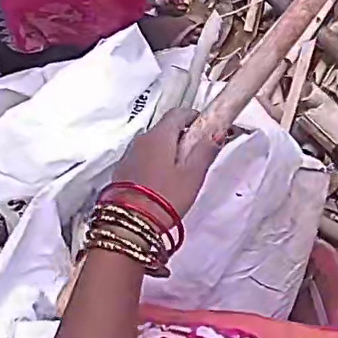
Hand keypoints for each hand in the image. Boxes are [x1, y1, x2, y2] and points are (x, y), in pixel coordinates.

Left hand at [110, 107, 220, 221]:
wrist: (130, 225)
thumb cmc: (164, 198)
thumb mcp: (193, 175)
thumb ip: (206, 150)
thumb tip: (216, 133)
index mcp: (159, 135)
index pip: (178, 112)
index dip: (194, 117)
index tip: (206, 128)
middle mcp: (141, 140)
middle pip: (165, 128)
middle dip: (182, 137)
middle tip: (197, 154)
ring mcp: (129, 156)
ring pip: (153, 144)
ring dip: (167, 151)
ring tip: (181, 173)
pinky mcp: (122, 172)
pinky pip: (142, 159)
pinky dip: (154, 163)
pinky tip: (163, 183)